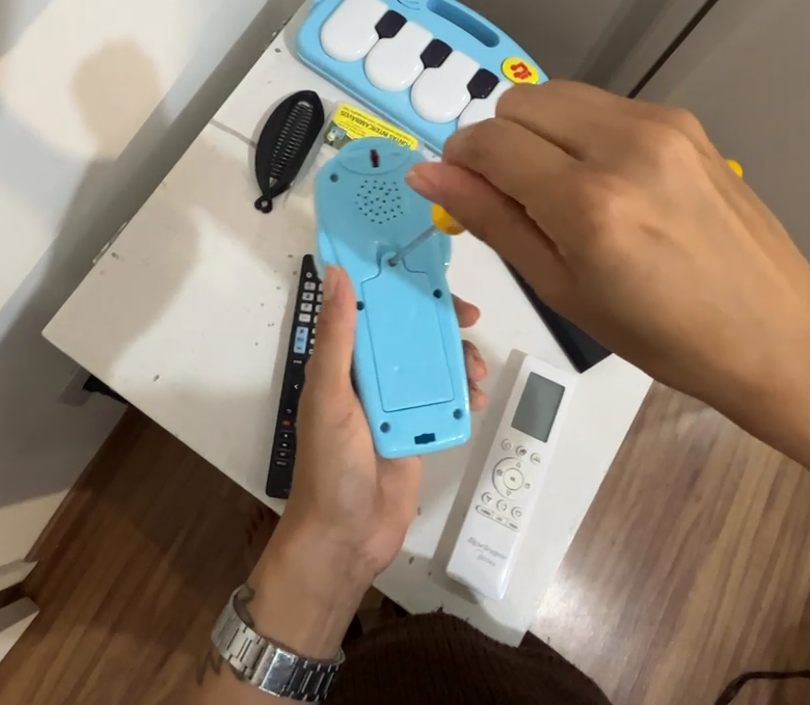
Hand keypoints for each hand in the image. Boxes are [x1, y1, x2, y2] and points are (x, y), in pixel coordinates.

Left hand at [245, 266, 485, 656]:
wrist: (346, 537)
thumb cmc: (330, 464)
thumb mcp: (330, 394)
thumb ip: (338, 337)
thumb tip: (338, 272)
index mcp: (344, 363)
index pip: (374, 312)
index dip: (401, 292)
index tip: (432, 280)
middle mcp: (370, 379)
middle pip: (410, 337)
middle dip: (441, 325)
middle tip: (471, 320)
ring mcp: (396, 407)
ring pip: (432, 368)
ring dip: (459, 360)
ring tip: (478, 371)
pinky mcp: (417, 434)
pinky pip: (444, 404)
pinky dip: (464, 397)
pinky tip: (478, 400)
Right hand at [405, 80, 809, 458]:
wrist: (776, 332)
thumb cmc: (661, 334)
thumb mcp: (560, 288)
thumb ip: (491, 219)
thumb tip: (426, 174)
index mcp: (589, 202)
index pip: (489, 142)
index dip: (460, 161)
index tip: (463, 192)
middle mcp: (623, 145)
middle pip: (517, 103)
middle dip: (497, 143)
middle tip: (515, 198)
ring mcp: (660, 124)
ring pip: (555, 94)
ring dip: (536, 131)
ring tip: (560, 188)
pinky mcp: (682, 120)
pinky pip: (599, 104)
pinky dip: (576, 130)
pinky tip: (602, 178)